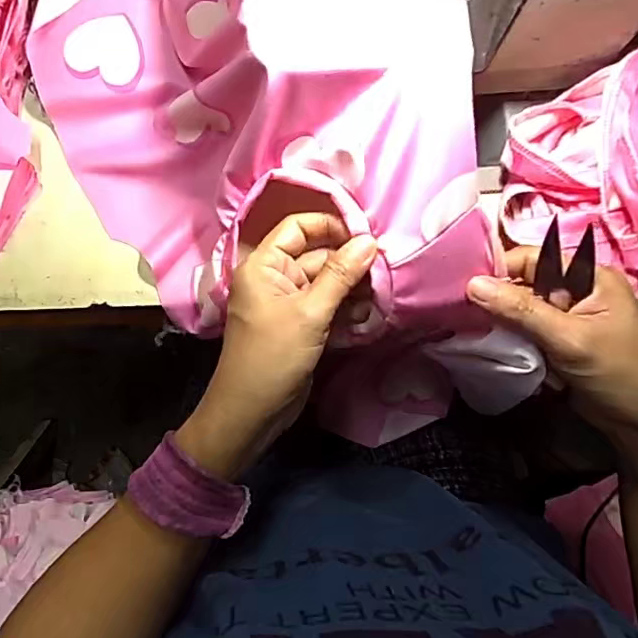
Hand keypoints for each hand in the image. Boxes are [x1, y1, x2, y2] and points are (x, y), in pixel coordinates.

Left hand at [174, 213, 377, 479]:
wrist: (252, 412)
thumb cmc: (273, 357)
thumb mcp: (310, 313)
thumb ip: (341, 275)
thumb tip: (369, 240)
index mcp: (263, 265)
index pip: (298, 227)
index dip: (330, 225)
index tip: (366, 235)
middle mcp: (275, 278)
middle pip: (318, 254)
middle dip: (350, 262)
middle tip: (385, 272)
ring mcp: (289, 302)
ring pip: (327, 282)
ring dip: (354, 288)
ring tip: (380, 296)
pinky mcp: (302, 325)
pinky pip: (328, 305)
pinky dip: (347, 308)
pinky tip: (370, 314)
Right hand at [466, 246, 637, 458]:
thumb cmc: (622, 373)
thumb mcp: (570, 339)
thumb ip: (520, 311)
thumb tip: (472, 284)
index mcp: (588, 276)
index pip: (531, 258)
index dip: (496, 269)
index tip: (460, 287)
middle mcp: (576, 291)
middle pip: (522, 284)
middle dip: (493, 298)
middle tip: (459, 313)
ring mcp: (567, 320)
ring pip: (520, 311)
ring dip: (499, 323)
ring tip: (470, 331)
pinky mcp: (560, 345)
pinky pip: (526, 334)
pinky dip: (510, 341)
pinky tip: (491, 347)